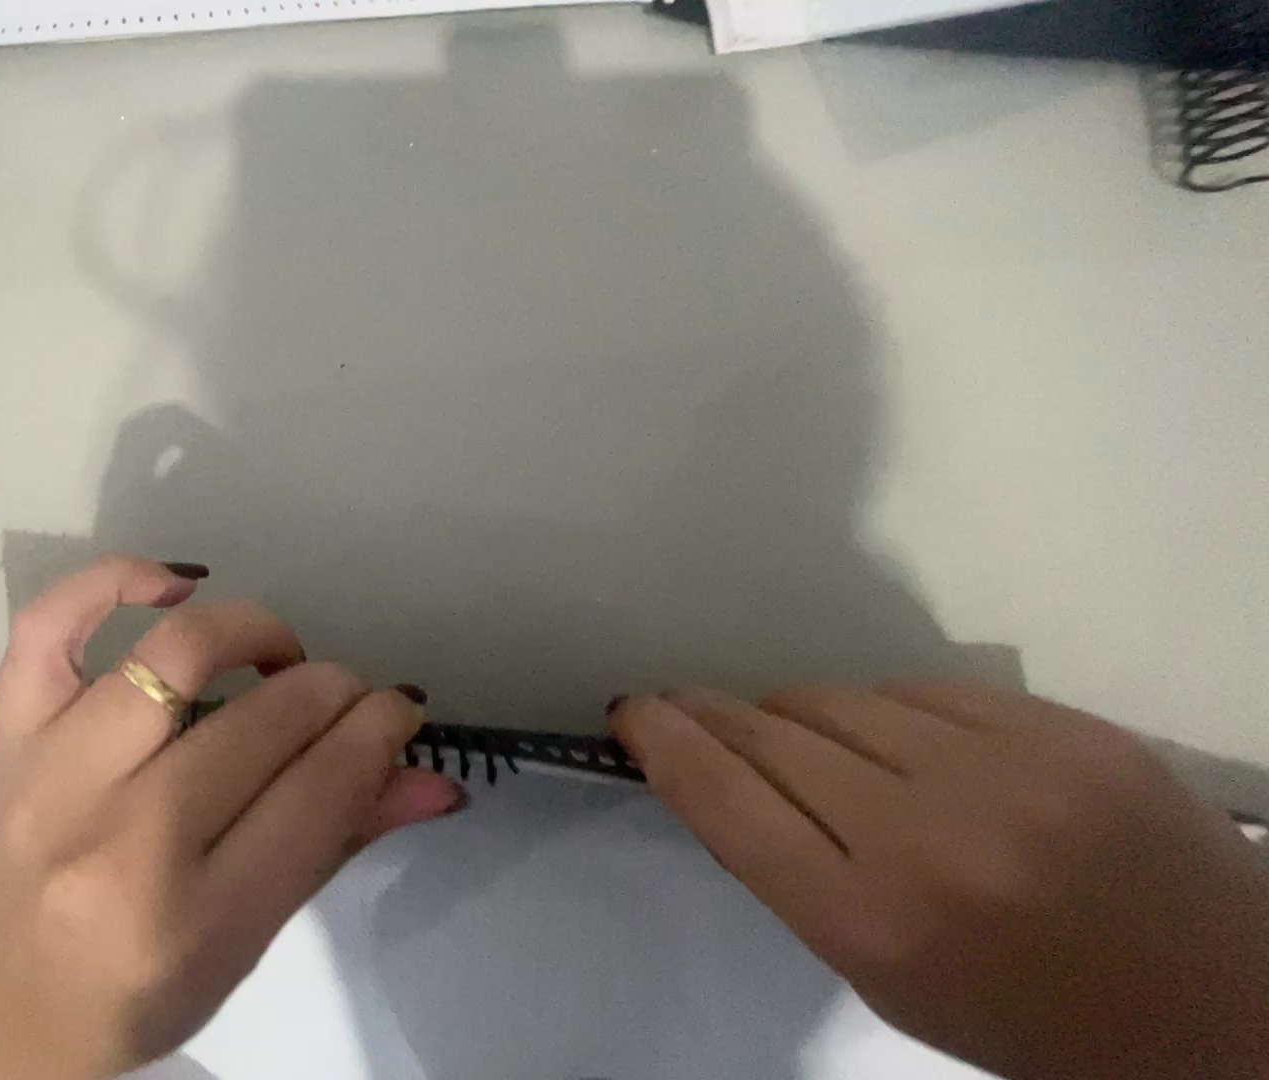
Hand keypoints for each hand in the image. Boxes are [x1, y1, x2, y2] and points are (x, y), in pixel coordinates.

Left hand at [0, 556, 464, 1079]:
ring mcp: (52, 773)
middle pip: (264, 721)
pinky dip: (115, 579)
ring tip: (277, 652)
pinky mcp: (7, 734)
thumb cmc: (133, 995)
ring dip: (254, 631)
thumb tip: (433, 778)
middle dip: (335, 690)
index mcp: (192, 916)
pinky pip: (49, 624)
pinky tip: (174, 585)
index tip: (399, 707)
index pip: (319, 790)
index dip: (379, 732)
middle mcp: (122, 837)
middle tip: (348, 695)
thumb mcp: (248, 943)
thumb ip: (339, 844)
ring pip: (178, 655)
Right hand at [610, 680, 1268, 1079]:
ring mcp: (1006, 774)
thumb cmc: (1024, 1019)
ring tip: (810, 743)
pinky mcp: (1066, 731)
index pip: (723, 796)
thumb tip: (712, 769)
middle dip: (707, 714)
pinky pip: (915, 688)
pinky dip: (883, 710)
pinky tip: (900, 742)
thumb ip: (787, 868)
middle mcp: (929, 839)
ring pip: (831, 697)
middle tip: (681, 706)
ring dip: (796, 715)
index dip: (662, 739)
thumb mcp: (878, 973)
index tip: (632, 710)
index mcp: (871, 921)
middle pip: (766, 733)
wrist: (1239, 1022)